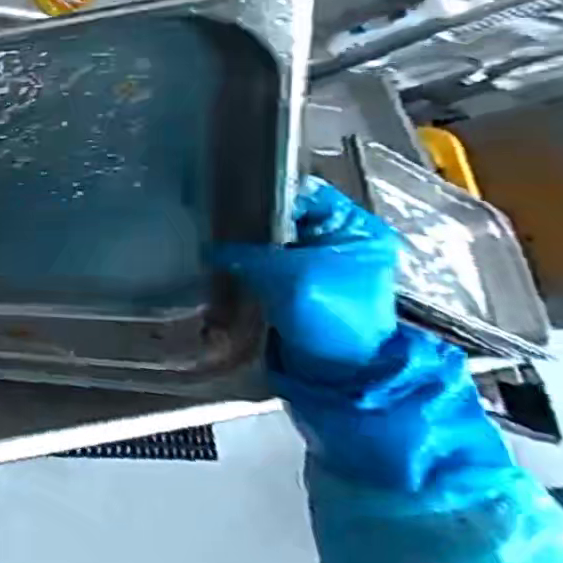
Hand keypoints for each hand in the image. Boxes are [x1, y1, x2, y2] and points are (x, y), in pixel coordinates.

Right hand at [215, 178, 401, 379]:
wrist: (341, 371)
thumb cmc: (329, 316)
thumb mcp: (286, 275)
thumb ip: (245, 251)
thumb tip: (209, 245)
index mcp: (355, 229)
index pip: (301, 192)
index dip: (262, 190)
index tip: (221, 194)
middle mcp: (339, 240)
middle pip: (282, 215)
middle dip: (245, 219)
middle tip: (207, 219)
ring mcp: (318, 264)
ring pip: (268, 240)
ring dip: (241, 244)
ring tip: (207, 241)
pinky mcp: (297, 285)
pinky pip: (263, 262)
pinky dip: (242, 263)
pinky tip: (219, 263)